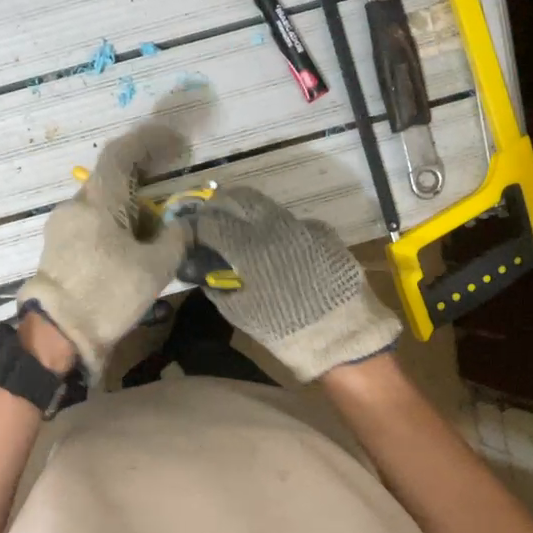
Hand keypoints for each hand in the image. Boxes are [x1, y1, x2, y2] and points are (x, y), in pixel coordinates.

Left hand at [17, 126, 186, 373]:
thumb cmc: (106, 297)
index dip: (149, 142)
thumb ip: (174, 239)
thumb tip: (181, 225)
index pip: (121, 154)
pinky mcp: (55, 252)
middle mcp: (73, 207)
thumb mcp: (154, 269)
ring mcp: (60, 229)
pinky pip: (88, 227)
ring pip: (99, 207)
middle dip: (141, 184)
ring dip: (127, 211)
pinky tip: (129, 251)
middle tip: (169, 198)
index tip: (175, 145)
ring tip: (153, 234)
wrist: (58, 336)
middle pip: (110, 181)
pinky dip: (112, 228)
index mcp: (96, 202)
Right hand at [193, 187, 401, 380]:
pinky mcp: (325, 233)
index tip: (190, 233)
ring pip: (268, 208)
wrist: (341, 335)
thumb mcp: (240, 313)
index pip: (211, 221)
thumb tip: (204, 270)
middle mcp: (275, 226)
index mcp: (248, 246)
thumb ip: (216, 286)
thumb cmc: (283, 329)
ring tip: (245, 233)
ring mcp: (303, 226)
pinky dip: (280, 233)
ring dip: (251, 216)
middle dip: (222, 204)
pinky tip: (281, 252)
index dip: (196, 225)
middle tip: (213, 217)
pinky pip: (294, 225)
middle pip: (241, 198)